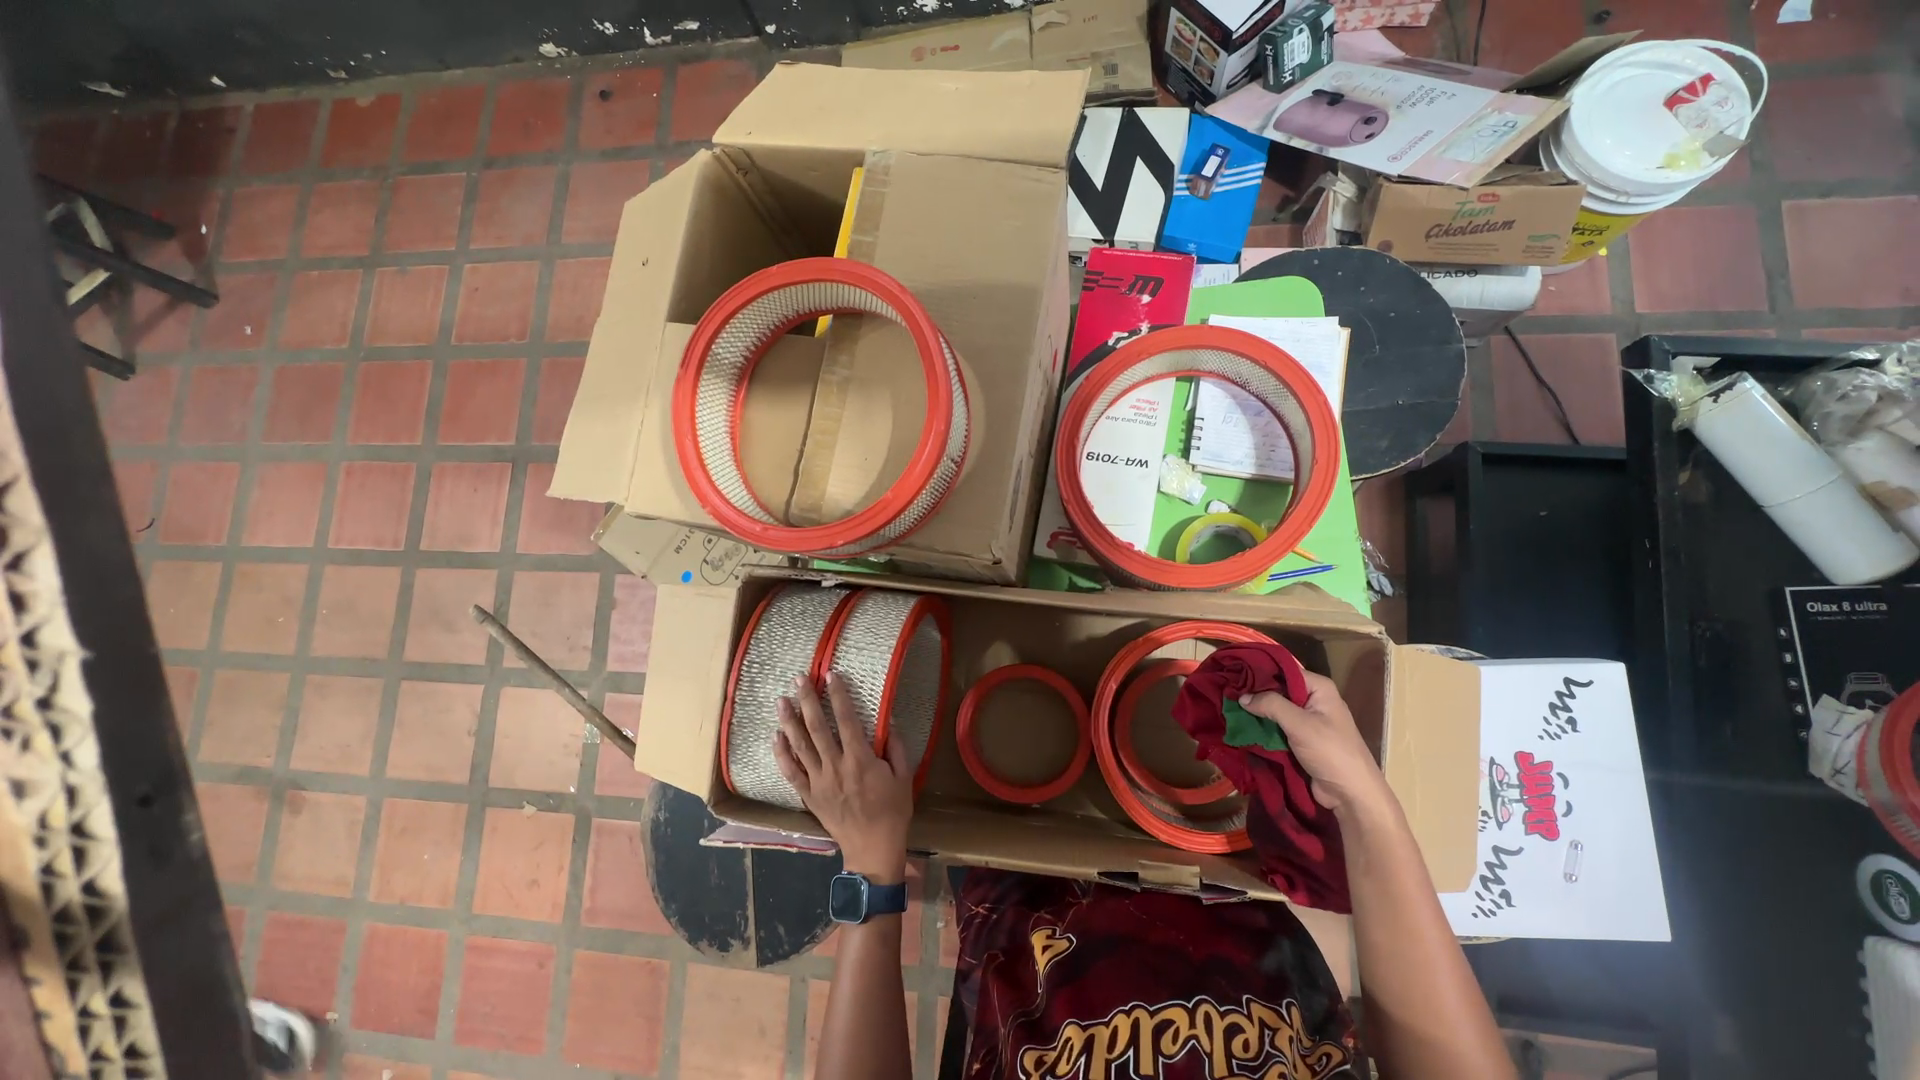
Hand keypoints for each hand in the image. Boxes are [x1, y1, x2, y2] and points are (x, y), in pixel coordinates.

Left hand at [773, 671, 913, 882]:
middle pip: (817, 727)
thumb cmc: (893, 812)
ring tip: (780, 701)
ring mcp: (818, 782)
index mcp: (860, 760)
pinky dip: (782, 754)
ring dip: (789, 721)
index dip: (838, 695)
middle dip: (808, 700)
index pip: (846, 719)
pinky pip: (791, 772)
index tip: (831, 675)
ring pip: (799, 746)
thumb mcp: (904, 777)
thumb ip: (895, 748)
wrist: (873, 848)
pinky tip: (776, 737)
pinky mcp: (809, 796)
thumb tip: (887, 721)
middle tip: (799, 679)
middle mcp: (835, 766)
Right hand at [1239, 671, 1391, 814]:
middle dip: (1254, 693)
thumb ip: (1271, 705)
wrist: (1350, 793)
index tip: (1234, 673)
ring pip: (1275, 710)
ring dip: (1256, 712)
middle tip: (1226, 691)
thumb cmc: (1330, 751)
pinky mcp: (1299, 739)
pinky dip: (1261, 727)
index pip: (1284, 670)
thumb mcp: (1300, 724)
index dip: (1260, 671)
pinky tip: (1240, 725)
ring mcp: (1306, 720)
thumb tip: (1242, 696)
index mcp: (1318, 688)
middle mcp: (1312, 699)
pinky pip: (1276, 727)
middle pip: (1277, 689)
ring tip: (1227, 708)